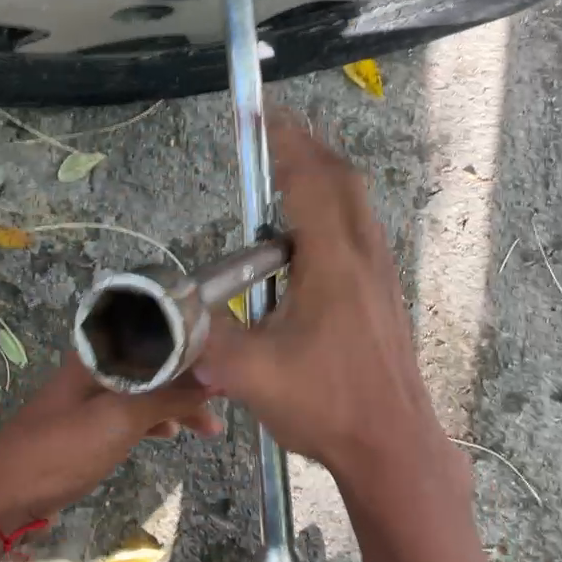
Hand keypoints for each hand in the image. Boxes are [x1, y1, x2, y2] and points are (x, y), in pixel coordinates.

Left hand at [0, 355, 223, 530]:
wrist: (2, 495)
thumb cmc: (60, 451)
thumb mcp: (118, 421)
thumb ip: (165, 396)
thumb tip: (212, 378)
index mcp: (99, 354)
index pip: (153, 331)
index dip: (191, 341)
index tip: (225, 360)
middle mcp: (95, 366)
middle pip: (152, 360)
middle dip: (189, 377)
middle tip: (224, 398)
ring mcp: (89, 396)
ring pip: (144, 388)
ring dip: (176, 402)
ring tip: (208, 427)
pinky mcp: (86, 423)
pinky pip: (130, 411)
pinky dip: (154, 419)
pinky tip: (170, 433)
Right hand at [194, 111, 436, 472]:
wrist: (395, 446)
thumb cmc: (329, 406)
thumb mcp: (253, 376)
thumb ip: (205, 340)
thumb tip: (166, 317)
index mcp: (332, 265)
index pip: (309, 183)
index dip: (283, 144)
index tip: (259, 115)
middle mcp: (363, 258)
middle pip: (342, 179)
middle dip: (307, 146)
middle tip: (271, 132)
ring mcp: (382, 275)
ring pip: (357, 203)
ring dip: (324, 175)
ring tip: (288, 169)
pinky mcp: (386, 295)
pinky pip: (361, 228)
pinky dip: (335, 206)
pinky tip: (311, 234)